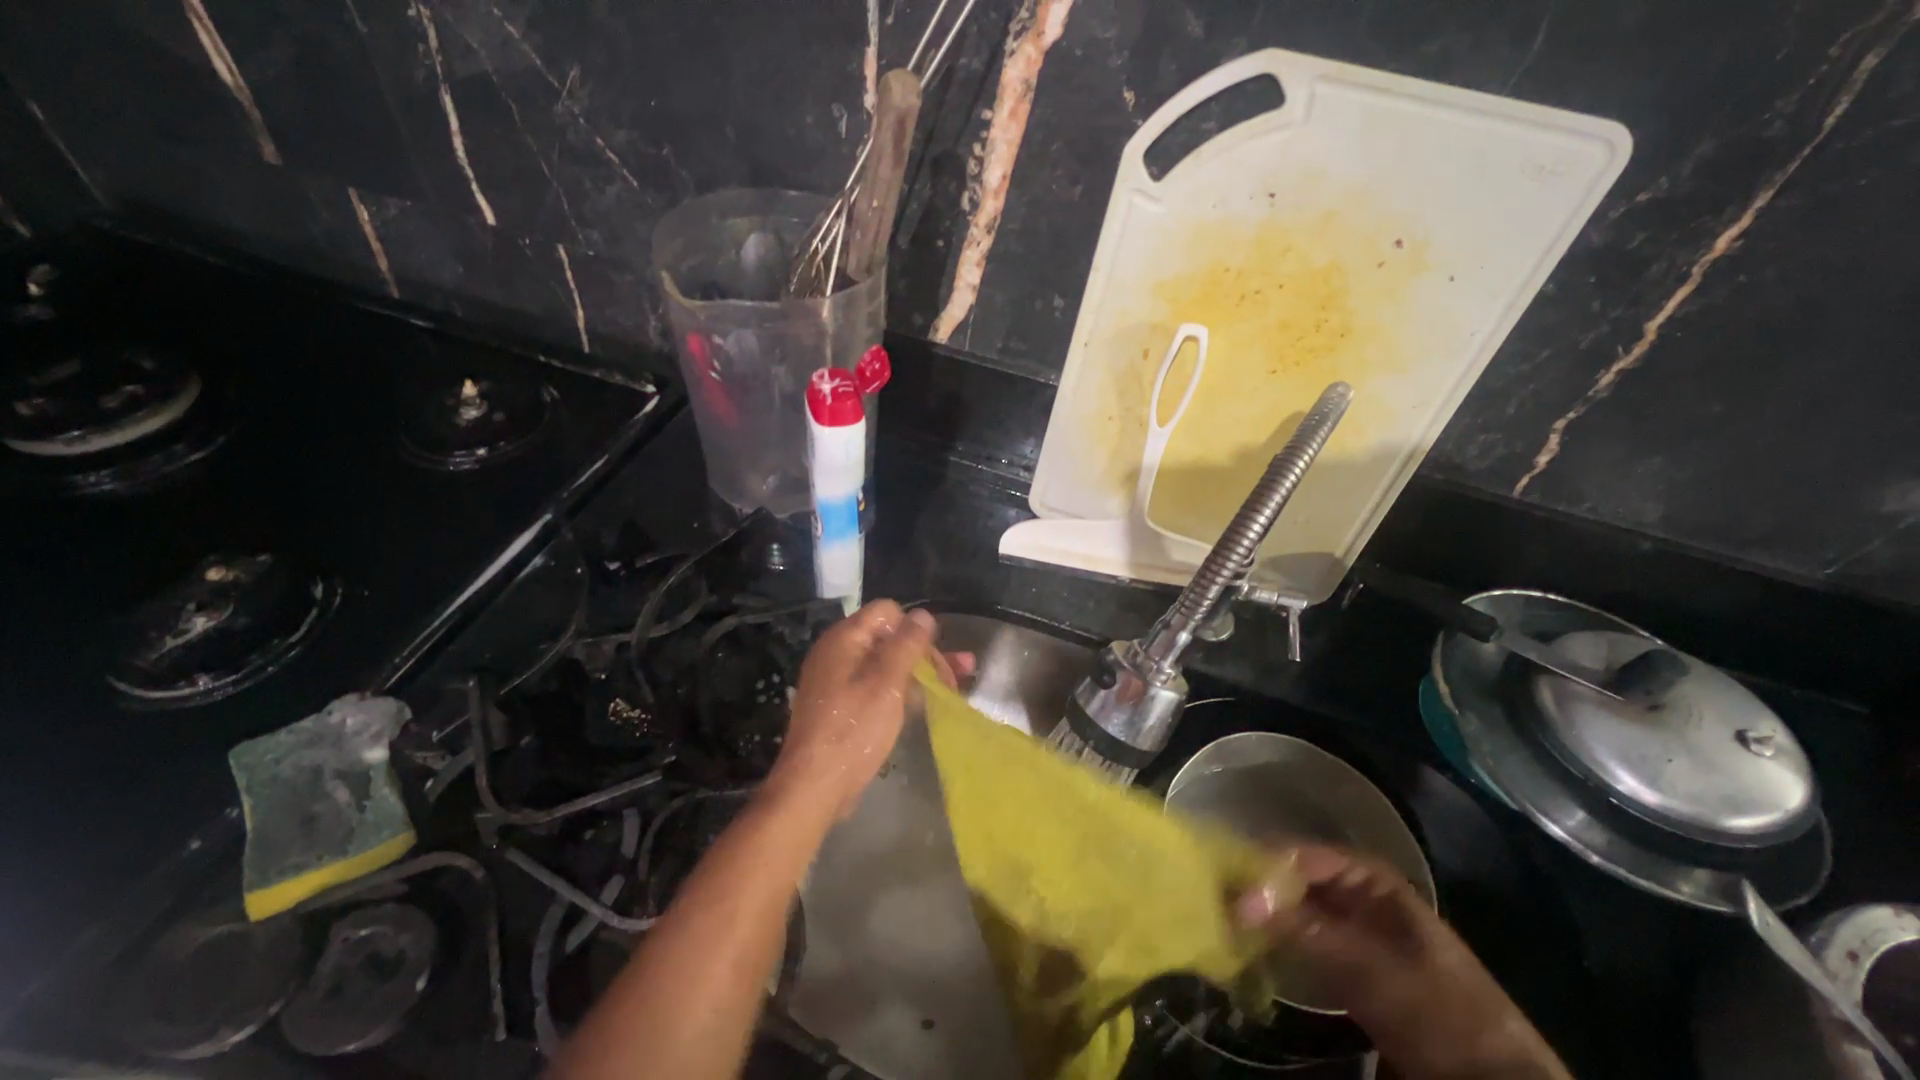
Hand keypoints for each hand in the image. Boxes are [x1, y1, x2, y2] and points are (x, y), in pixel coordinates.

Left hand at [770, 601, 966, 816]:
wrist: (815, 786)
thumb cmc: (853, 730)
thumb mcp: (886, 684)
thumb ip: (906, 645)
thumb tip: (922, 615)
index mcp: (844, 640)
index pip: (886, 613)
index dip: (915, 629)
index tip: (935, 658)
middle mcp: (837, 654)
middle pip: (887, 639)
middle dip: (923, 654)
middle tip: (956, 677)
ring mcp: (837, 682)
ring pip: (885, 666)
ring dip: (918, 674)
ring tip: (953, 688)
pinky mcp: (842, 707)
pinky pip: (875, 688)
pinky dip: (900, 692)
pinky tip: (923, 704)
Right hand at [1235, 845, 1570, 1079]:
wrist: (1487, 1078)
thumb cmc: (1437, 1009)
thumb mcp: (1371, 968)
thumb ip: (1305, 930)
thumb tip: (1236, 898)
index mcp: (1371, 881)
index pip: (1302, 855)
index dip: (1260, 865)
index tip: (1216, 880)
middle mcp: (1356, 898)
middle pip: (1293, 880)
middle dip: (1253, 888)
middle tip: (1206, 900)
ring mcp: (1350, 934)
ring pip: (1290, 912)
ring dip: (1258, 918)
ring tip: (1213, 923)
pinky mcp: (1343, 970)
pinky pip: (1297, 946)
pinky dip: (1271, 946)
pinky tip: (1241, 951)